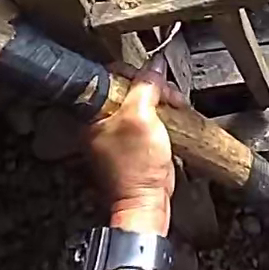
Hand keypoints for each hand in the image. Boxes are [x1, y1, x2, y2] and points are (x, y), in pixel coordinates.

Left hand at [83, 70, 177, 234]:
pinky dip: (162, 114)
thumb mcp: (142, 117)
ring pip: (142, 101)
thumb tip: (154, 67)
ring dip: (162, 100)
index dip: (135, 72)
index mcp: (92, 114)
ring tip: (175, 107)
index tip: (153, 78)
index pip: (111, 75)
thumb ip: (146, 87)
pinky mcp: (134, 142)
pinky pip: (149, 117)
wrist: (146, 202)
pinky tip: (173, 117)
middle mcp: (101, 121)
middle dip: (154, 87)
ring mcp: (118, 132)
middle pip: (129, 87)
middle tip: (169, 96)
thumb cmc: (136, 168)